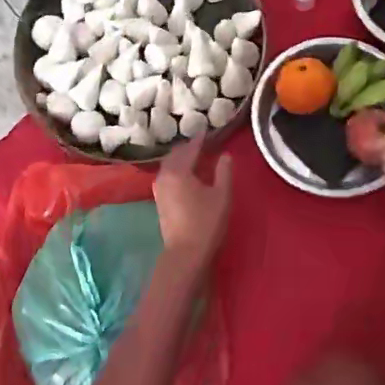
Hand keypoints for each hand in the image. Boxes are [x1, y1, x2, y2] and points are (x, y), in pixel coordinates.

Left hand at [154, 136, 232, 268]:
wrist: (185, 252)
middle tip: (203, 142)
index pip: (190, 149)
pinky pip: (167, 175)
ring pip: (169, 165)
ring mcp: (159, 188)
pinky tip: (186, 173)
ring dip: (181, 158)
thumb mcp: (222, 195)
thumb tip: (225, 155)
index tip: (208, 132)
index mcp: (179, 171)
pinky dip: (176, 169)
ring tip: (195, 156)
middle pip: (176, 154)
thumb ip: (224, 171)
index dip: (200, 139)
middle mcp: (164, 175)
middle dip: (188, 147)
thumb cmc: (207, 223)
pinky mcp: (159, 199)